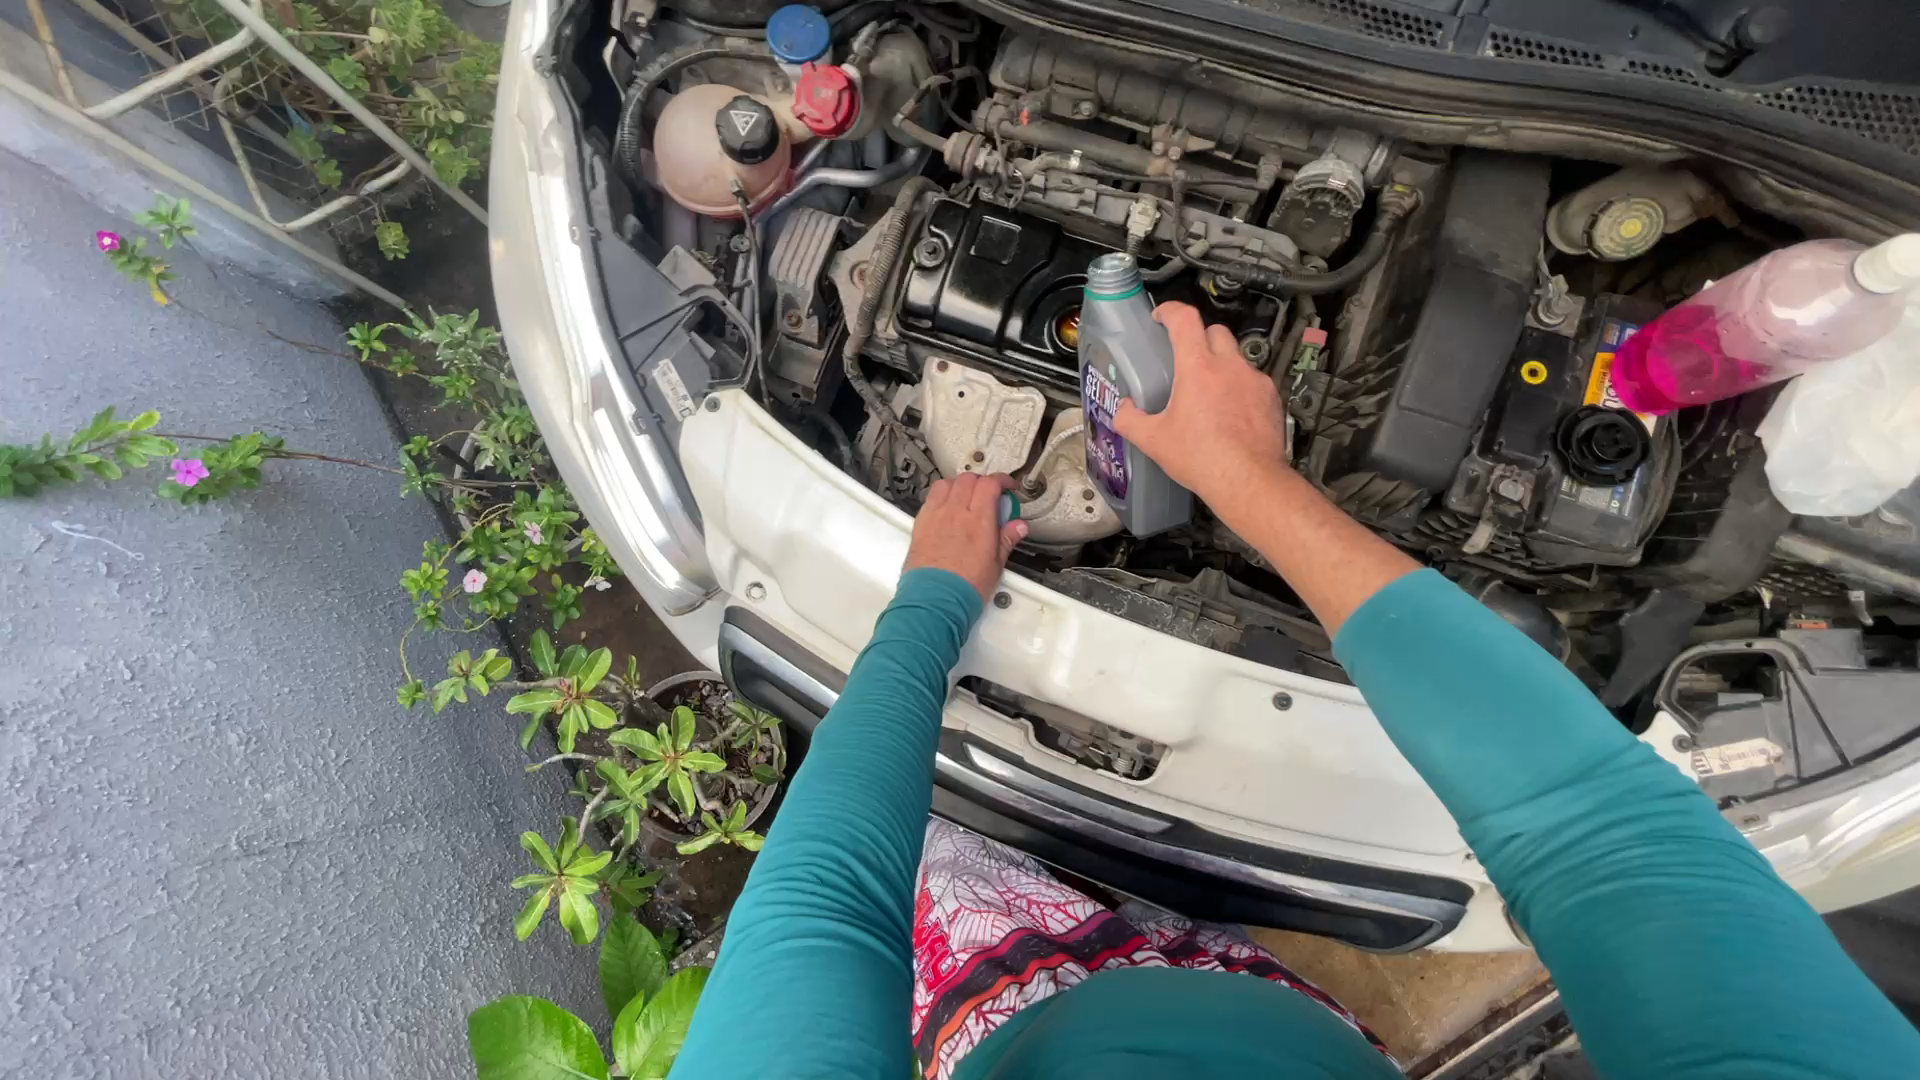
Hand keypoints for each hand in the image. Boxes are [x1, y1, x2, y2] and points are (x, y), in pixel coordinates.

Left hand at [903, 472, 1028, 601]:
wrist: (934, 601)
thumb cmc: (963, 588)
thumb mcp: (996, 566)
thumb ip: (1007, 539)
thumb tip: (1018, 526)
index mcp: (978, 521)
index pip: (990, 484)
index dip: (1001, 481)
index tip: (1007, 488)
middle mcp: (955, 513)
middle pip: (968, 479)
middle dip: (982, 482)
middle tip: (989, 496)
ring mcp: (936, 516)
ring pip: (947, 483)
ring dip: (959, 485)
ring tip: (966, 498)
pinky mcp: (921, 523)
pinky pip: (931, 497)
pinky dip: (942, 496)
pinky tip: (947, 509)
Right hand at [1112, 301, 1291, 520]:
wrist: (1247, 480)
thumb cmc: (1202, 458)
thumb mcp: (1154, 441)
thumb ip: (1130, 420)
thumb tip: (1122, 411)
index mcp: (1198, 368)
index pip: (1185, 320)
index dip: (1171, 312)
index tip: (1163, 317)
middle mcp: (1229, 367)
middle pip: (1215, 331)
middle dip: (1199, 337)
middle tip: (1185, 357)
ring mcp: (1254, 381)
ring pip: (1237, 357)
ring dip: (1221, 364)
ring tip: (1209, 391)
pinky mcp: (1271, 398)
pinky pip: (1253, 382)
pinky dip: (1240, 388)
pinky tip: (1230, 412)